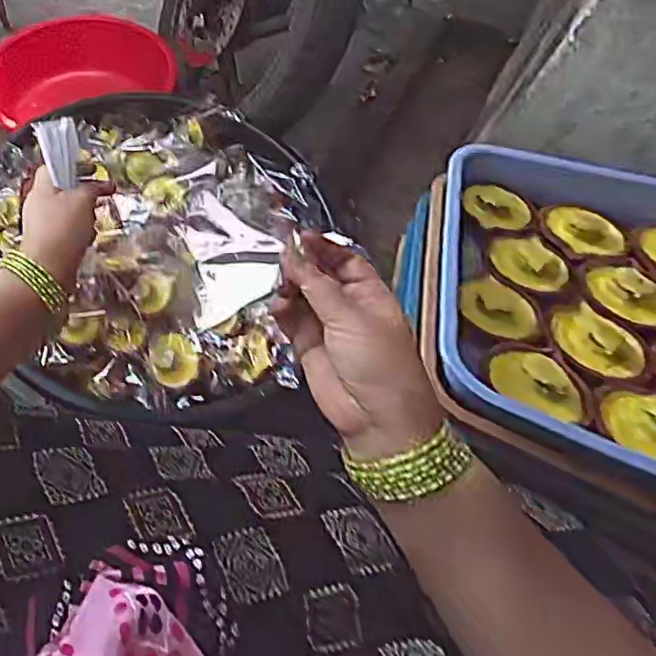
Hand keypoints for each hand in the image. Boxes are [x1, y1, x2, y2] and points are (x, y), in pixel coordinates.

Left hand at [16, 170, 114, 290]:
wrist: (47, 270)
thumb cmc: (63, 228)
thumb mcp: (83, 200)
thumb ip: (92, 188)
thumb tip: (101, 184)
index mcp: (41, 187)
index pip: (54, 166)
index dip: (74, 165)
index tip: (93, 170)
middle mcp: (37, 202)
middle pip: (63, 189)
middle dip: (84, 193)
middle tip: (100, 197)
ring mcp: (41, 223)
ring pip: (67, 211)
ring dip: (84, 214)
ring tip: (93, 221)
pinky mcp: (47, 242)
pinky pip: (66, 229)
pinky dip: (78, 231)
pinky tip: (87, 239)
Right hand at [274, 231, 445, 459]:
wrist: (376, 420)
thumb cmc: (379, 364)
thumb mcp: (350, 317)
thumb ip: (315, 284)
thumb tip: (292, 252)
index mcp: (369, 294)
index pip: (343, 260)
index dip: (322, 247)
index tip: (298, 236)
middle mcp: (346, 306)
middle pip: (317, 275)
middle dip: (299, 265)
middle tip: (278, 257)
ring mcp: (325, 325)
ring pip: (299, 294)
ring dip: (287, 287)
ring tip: (278, 285)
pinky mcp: (306, 344)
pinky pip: (288, 318)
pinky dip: (279, 310)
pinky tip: (276, 307)